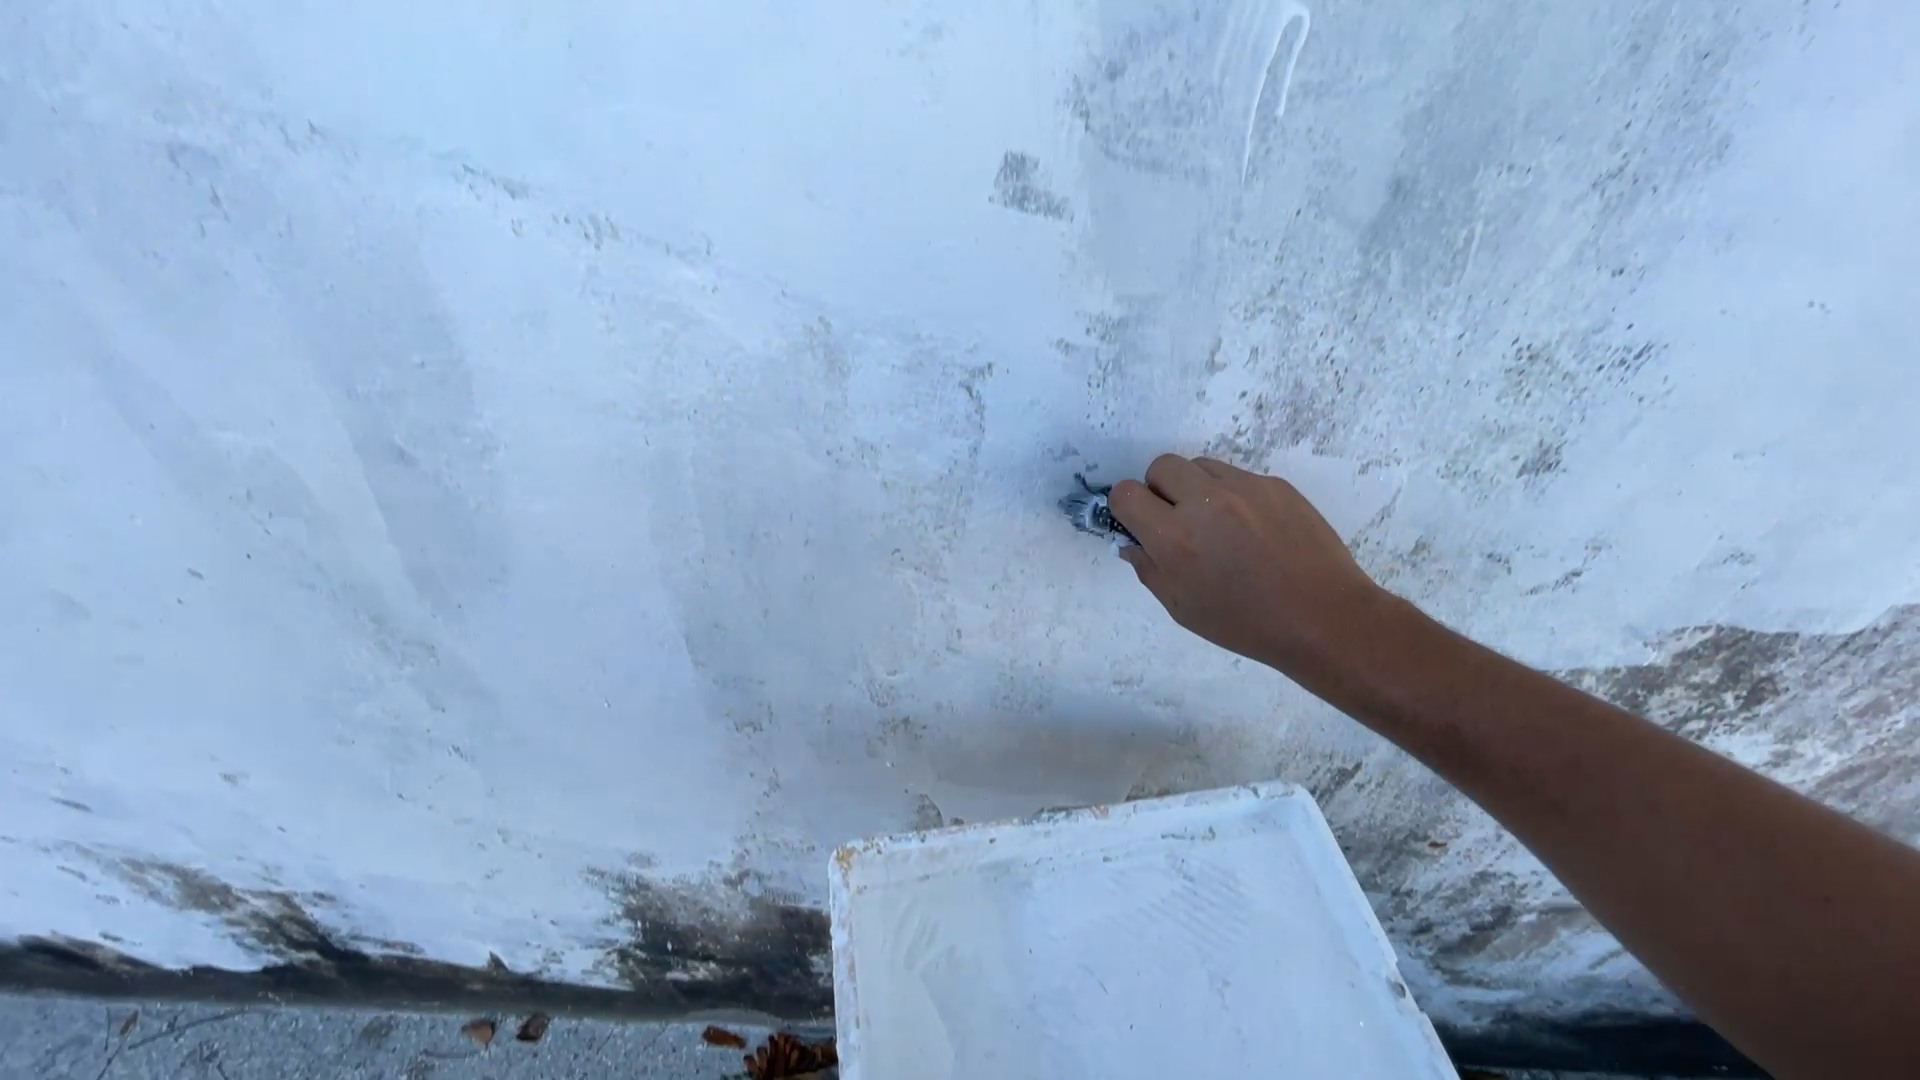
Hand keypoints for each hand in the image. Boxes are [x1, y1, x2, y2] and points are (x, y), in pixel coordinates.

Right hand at [1109, 455, 1384, 671]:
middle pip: (1161, 466)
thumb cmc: (1246, 624)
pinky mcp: (1276, 485)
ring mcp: (1245, 488)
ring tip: (1217, 524)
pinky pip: (1238, 477)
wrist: (1323, 616)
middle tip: (1176, 520)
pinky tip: (1252, 530)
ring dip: (1196, 488)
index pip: (1126, 494)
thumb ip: (1149, 569)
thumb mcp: (1182, 608)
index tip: (1141, 525)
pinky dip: (1232, 496)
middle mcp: (1205, 503)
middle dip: (1159, 489)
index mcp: (1175, 538)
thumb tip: (1132, 542)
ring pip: (1200, 465)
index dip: (1126, 508)